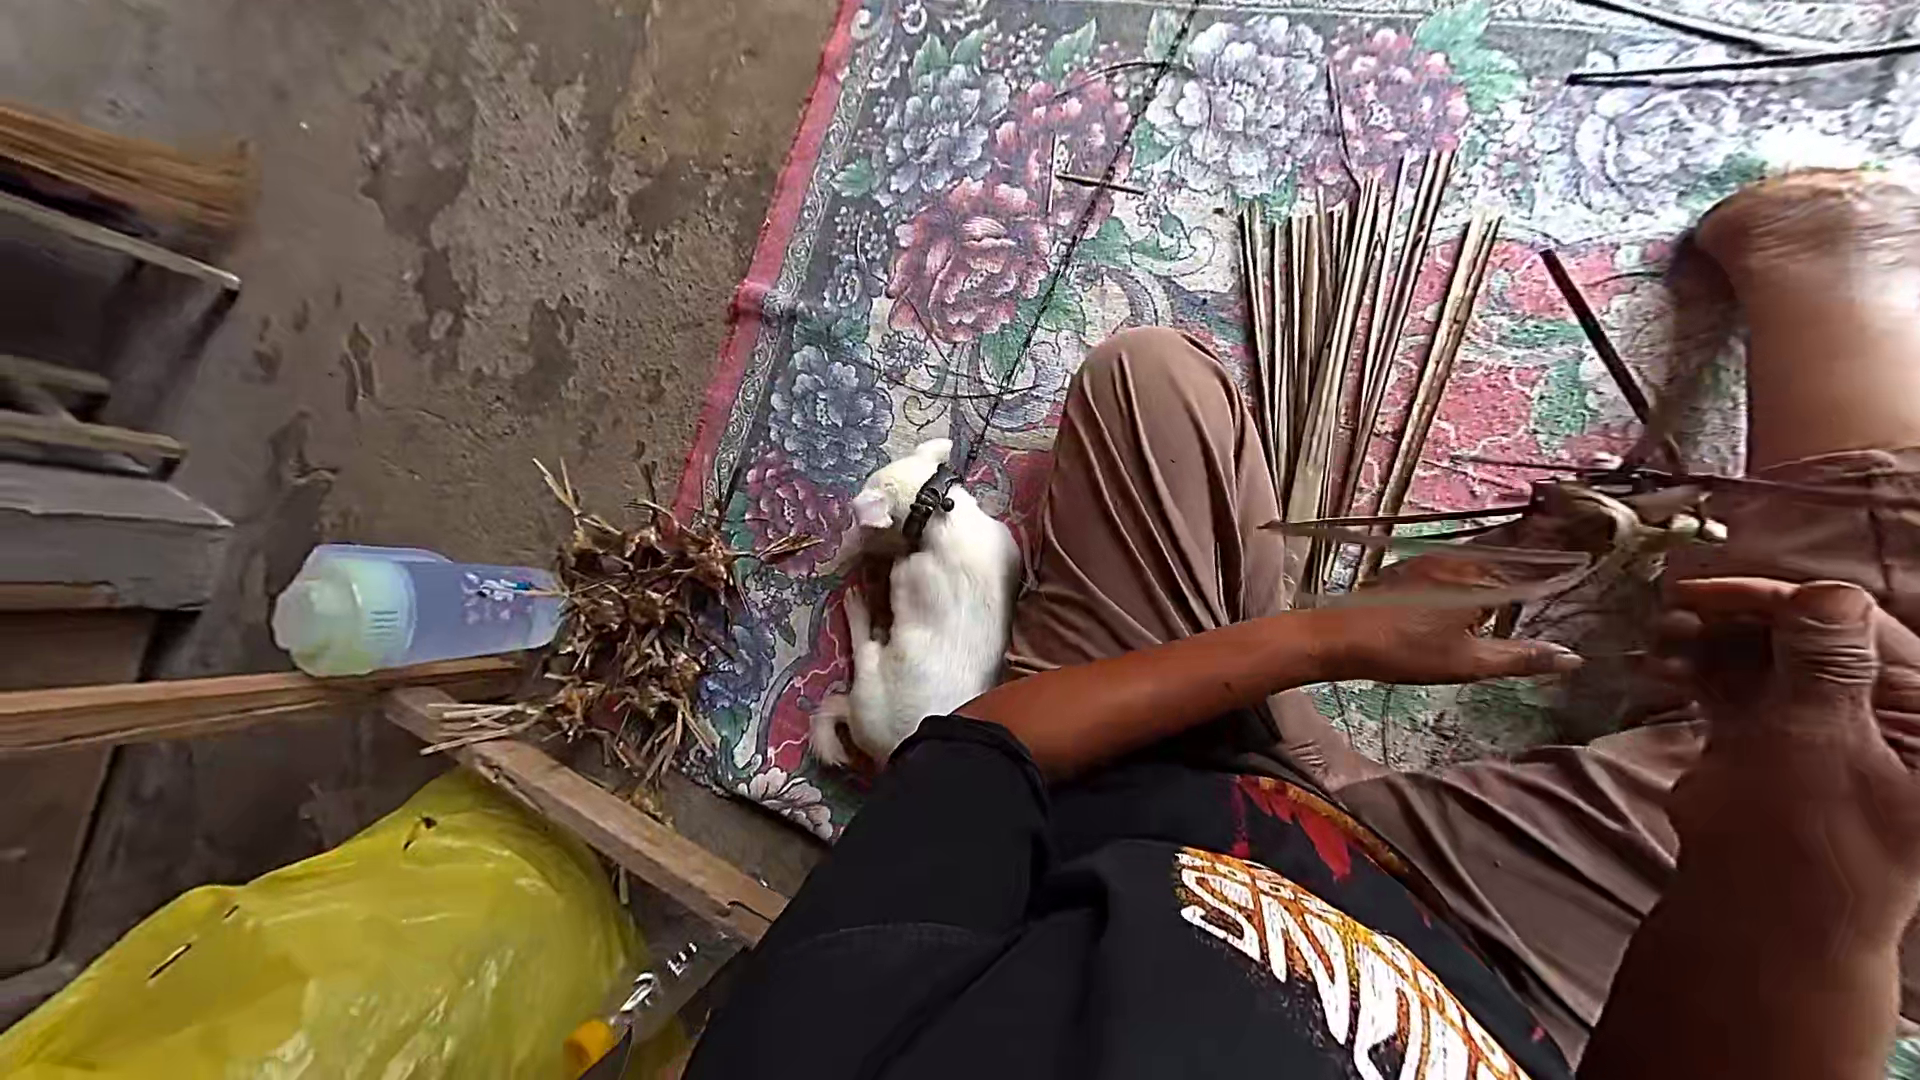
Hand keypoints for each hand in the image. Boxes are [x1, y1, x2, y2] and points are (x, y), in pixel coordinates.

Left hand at [1319, 553, 1583, 684]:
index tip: (1604, 532)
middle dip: (1545, 538)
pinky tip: (1487, 571)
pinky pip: (1455, 559)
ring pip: (1481, 551)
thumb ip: (1520, 657)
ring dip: (1511, 548)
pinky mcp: (1407, 570)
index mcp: (1479, 578)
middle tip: (1584, 528)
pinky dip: (1478, 560)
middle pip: (1510, 547)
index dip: (1570, 544)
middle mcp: (1455, 561)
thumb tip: (1573, 658)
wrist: (1335, 637)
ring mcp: (1427, 562)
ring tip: (1547, 544)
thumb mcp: (1467, 662)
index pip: (1536, 557)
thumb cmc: (1401, 650)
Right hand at [1663, 579, 1919, 942]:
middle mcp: (1886, 709)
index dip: (1783, 601)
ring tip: (1660, 645)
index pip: (1860, 630)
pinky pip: (1734, 682)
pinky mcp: (1772, 731)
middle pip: (1805, 637)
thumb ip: (1825, 666)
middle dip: (1734, 622)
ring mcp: (1824, 720)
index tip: (1703, 590)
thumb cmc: (1812, 827)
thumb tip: (1827, 590)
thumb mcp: (1817, 741)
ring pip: (1762, 656)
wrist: (1765, 895)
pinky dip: (1695, 669)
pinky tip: (1660, 669)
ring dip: (1706, 643)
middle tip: (1671, 617)